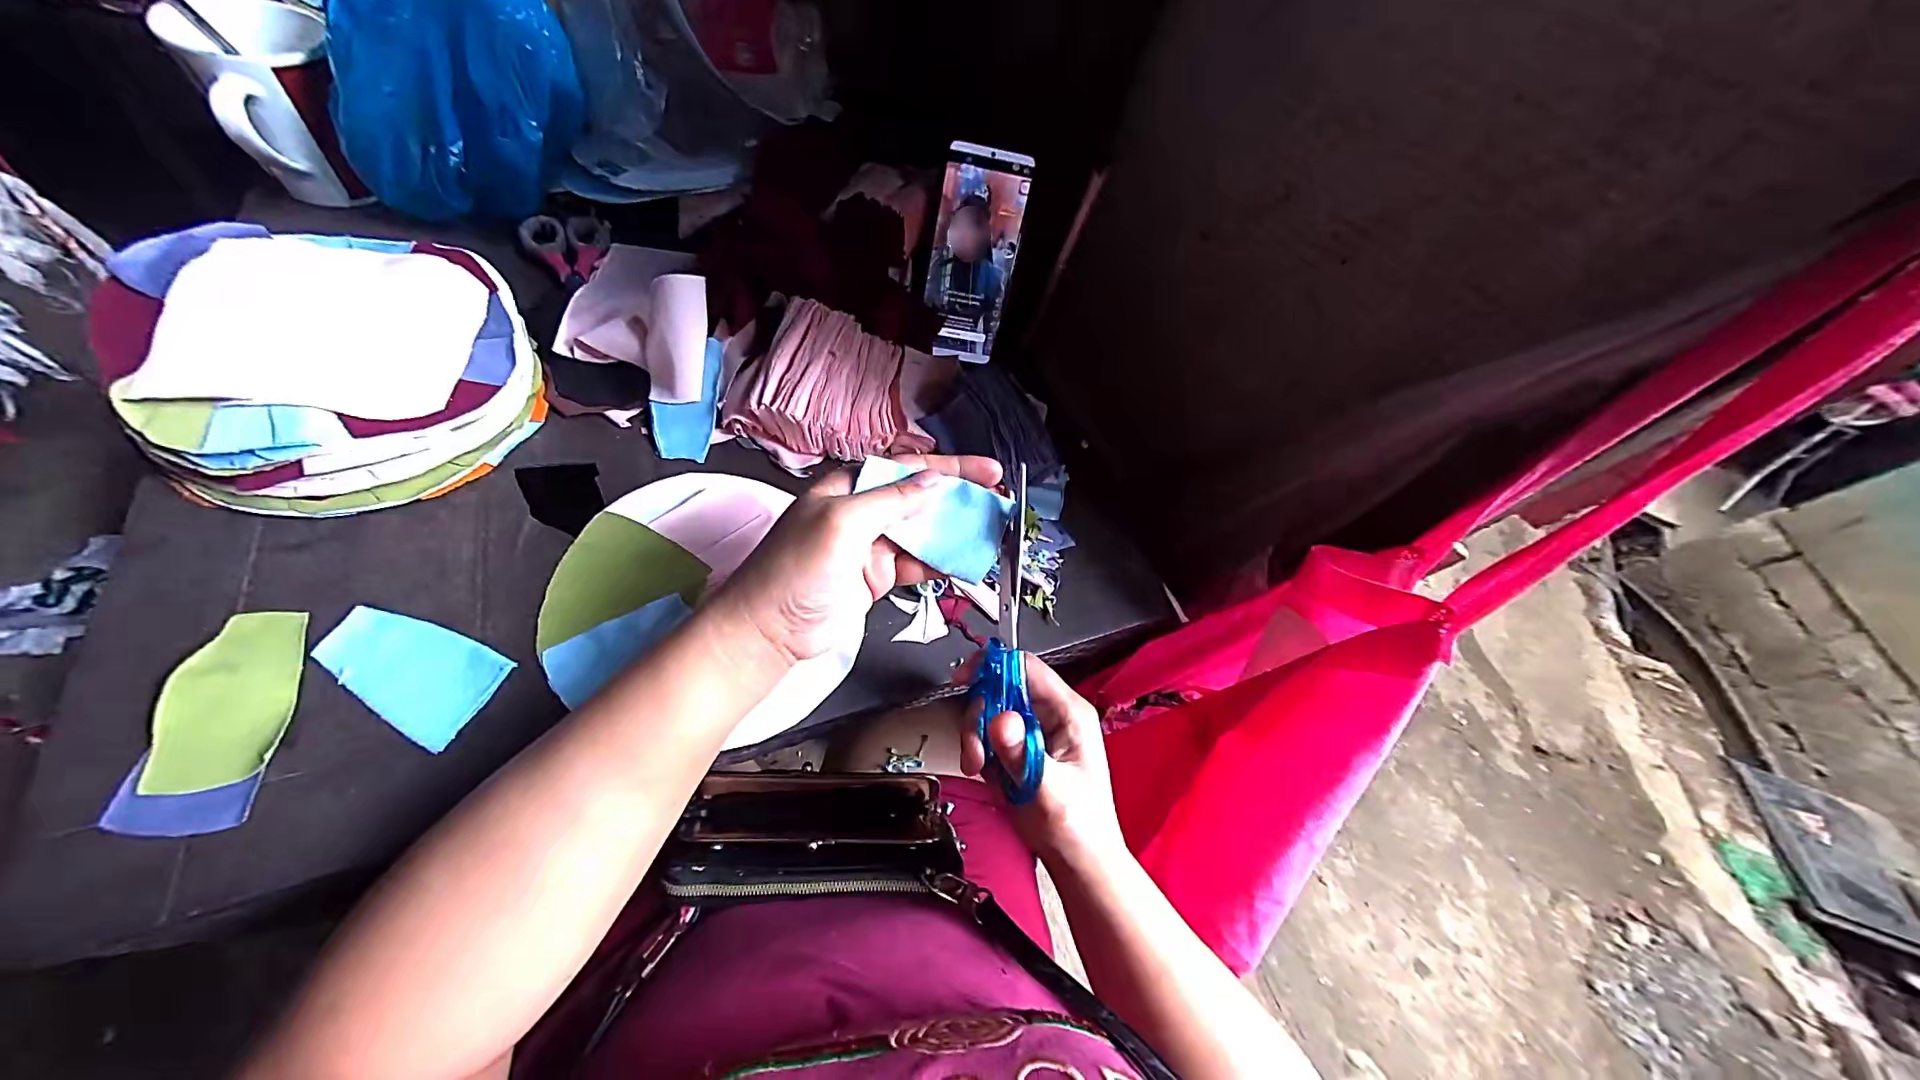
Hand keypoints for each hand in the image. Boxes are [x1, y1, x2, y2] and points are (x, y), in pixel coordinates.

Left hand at [711, 454, 1003, 664]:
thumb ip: (892, 501)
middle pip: (922, 498)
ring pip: (924, 531)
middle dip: (960, 499)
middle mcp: (862, 512)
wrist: (769, 630)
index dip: (951, 468)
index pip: (908, 468)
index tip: (985, 472)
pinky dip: (941, 563)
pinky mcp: (876, 576)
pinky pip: (917, 563)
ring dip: (956, 532)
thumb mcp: (842, 524)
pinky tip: (963, 561)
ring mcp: (870, 545)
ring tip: (988, 532)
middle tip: (996, 502)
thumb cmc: (791, 571)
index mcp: (849, 487)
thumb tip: (932, 481)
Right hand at [954, 651, 1125, 863]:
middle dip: (980, 717)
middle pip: (999, 689)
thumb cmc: (1079, 828)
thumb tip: (1001, 720)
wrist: (1078, 861)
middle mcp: (1051, 716)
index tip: (967, 679)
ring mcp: (1033, 732)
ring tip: (981, 767)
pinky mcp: (1018, 749)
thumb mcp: (1049, 790)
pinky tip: (988, 774)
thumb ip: (1022, 754)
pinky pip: (986, 736)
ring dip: (975, 738)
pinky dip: (979, 752)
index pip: (1025, 668)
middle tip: (976, 750)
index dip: (993, 667)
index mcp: (1068, 713)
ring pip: (989, 712)